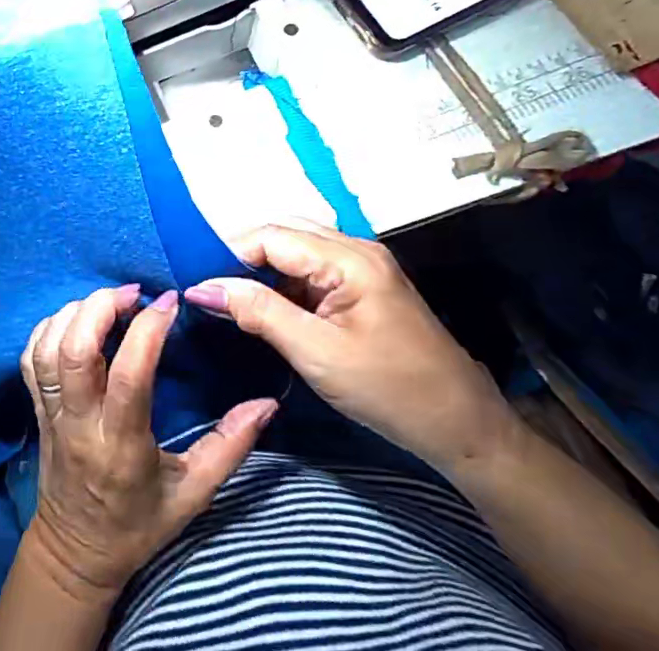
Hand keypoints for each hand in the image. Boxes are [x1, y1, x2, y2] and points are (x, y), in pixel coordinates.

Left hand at [18, 285, 278, 601]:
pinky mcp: (36, 410)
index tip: (169, 303)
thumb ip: (229, 447)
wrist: (76, 551)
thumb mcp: (193, 494)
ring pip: (47, 349)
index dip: (147, 332)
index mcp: (122, 444)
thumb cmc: (138, 525)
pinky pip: (29, 359)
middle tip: (132, 292)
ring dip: (73, 313)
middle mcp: (80, 423)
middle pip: (74, 351)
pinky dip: (46, 328)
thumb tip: (266, 403)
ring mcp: (51, 414)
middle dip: (100, 308)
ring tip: (106, 301)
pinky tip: (73, 319)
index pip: (128, 376)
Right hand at [182, 222, 519, 471]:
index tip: (196, 285)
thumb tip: (203, 288)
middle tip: (208, 287)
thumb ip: (259, 312)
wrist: (462, 426)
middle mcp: (355, 249)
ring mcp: (361, 265)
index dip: (227, 255)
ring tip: (226, 295)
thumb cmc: (391, 390)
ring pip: (293, 248)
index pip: (271, 235)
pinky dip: (280, 281)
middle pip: (282, 232)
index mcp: (349, 259)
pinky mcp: (361, 285)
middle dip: (240, 255)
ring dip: (259, 268)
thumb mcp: (316, 353)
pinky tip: (262, 304)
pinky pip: (309, 268)